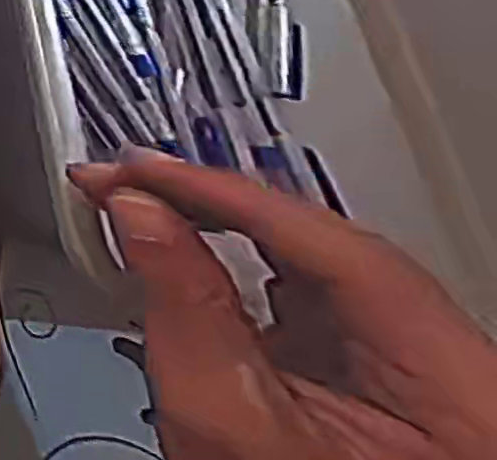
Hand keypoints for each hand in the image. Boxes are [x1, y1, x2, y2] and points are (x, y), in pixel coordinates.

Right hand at [70, 147, 496, 459]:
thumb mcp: (221, 411)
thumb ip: (181, 303)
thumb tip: (136, 208)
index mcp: (462, 392)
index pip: (341, 252)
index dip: (230, 196)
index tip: (142, 169)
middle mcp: (456, 370)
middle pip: (324, 245)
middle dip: (208, 200)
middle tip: (119, 177)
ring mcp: (412, 362)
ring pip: (306, 255)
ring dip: (209, 217)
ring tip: (131, 196)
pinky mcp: (366, 361)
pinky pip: (295, 280)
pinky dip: (224, 249)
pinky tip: (173, 234)